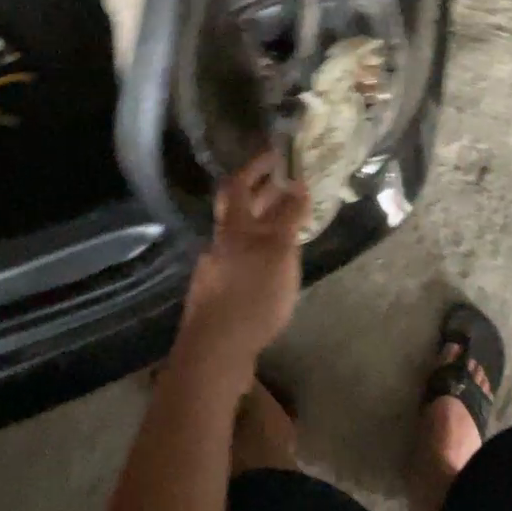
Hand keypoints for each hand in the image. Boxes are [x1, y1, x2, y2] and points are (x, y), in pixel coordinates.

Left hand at [177, 153, 311, 368]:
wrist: (213, 355)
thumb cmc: (250, 295)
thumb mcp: (278, 252)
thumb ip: (288, 217)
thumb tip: (298, 184)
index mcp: (233, 229)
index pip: (238, 185)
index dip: (255, 167)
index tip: (277, 155)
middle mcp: (220, 246)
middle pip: (238, 212)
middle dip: (262, 196)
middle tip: (289, 186)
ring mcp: (215, 275)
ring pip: (241, 240)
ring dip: (263, 228)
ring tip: (291, 229)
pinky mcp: (218, 301)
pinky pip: (242, 265)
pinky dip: (260, 257)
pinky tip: (275, 271)